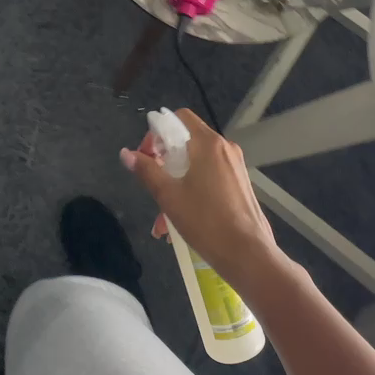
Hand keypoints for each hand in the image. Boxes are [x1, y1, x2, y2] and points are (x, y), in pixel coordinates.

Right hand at [121, 109, 287, 284]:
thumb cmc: (206, 221)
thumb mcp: (169, 195)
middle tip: (153, 186)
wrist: (249, 256)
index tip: (147, 156)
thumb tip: (126, 154)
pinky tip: (182, 222)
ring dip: (177, 184)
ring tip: (163, 219)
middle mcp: (225, 149)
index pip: (180, 117)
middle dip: (165, 163)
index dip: (158, 132)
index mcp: (208, 143)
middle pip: (187, 143)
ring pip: (197, 165)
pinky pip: (210, 179)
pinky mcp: (241, 186)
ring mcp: (236, 168)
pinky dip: (194, 192)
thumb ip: (146, 171)